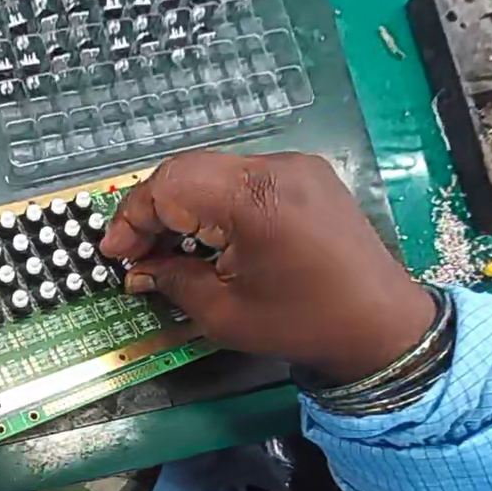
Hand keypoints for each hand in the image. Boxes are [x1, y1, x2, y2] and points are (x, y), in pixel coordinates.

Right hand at [100, 150, 436, 384]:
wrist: (376, 322)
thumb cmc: (298, 323)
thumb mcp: (222, 313)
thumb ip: (173, 282)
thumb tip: (137, 272)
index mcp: (253, 201)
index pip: (170, 186)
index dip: (132, 218)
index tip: (115, 254)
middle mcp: (274, 168)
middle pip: (187, 170)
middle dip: (150, 210)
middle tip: (132, 253)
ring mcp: (293, 166)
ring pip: (210, 170)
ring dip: (177, 205)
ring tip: (161, 248)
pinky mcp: (303, 176)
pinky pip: (238, 178)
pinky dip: (207, 203)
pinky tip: (199, 235)